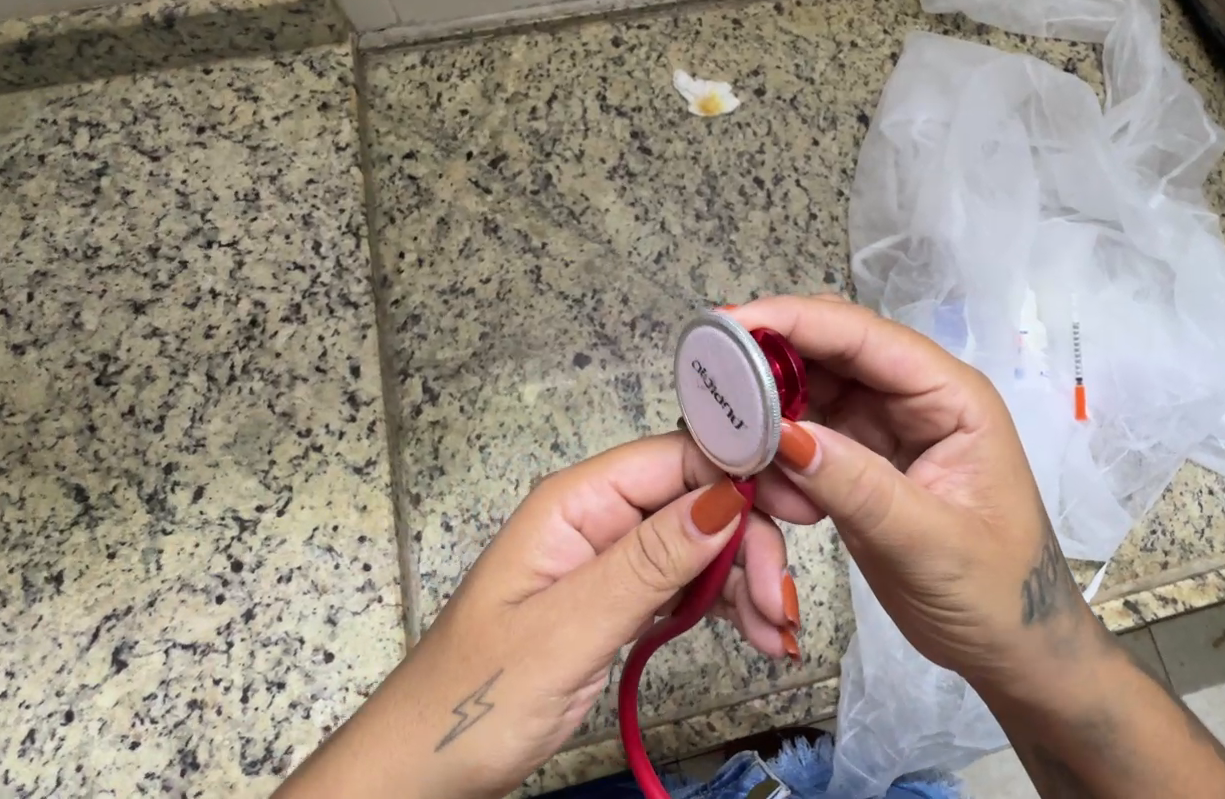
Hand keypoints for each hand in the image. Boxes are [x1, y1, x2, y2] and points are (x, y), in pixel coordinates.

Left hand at [275, 433, 799, 798]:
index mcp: (577, 501)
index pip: (674, 457)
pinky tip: (758, 635)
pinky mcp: (623, 594)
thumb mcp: (568, 630)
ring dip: (746, 581)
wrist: (429, 767)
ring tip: (777, 634)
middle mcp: (599, 516)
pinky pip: (688, 583)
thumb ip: (647, 563)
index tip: (795, 510)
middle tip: (781, 605)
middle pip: (697, 500)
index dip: (738, 472)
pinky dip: (726, 606)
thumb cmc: (479, 698)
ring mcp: (613, 556)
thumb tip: (724, 498)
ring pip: (701, 543)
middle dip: (747, 542)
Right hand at [728, 295, 1109, 703]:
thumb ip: (858, 486)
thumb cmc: (996, 593)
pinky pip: (801, 433)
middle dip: (769, 360)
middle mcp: (910, 396)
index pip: (864, 336)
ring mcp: (880, 425)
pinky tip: (762, 480)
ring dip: (766, 412)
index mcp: (949, 395)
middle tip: (709, 380)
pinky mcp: (856, 456)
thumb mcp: (931, 543)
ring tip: (734, 446)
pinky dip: (774, 450)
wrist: (1008, 647)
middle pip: (827, 351)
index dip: (794, 320)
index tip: (730, 323)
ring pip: (806, 389)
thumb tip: (783, 435)